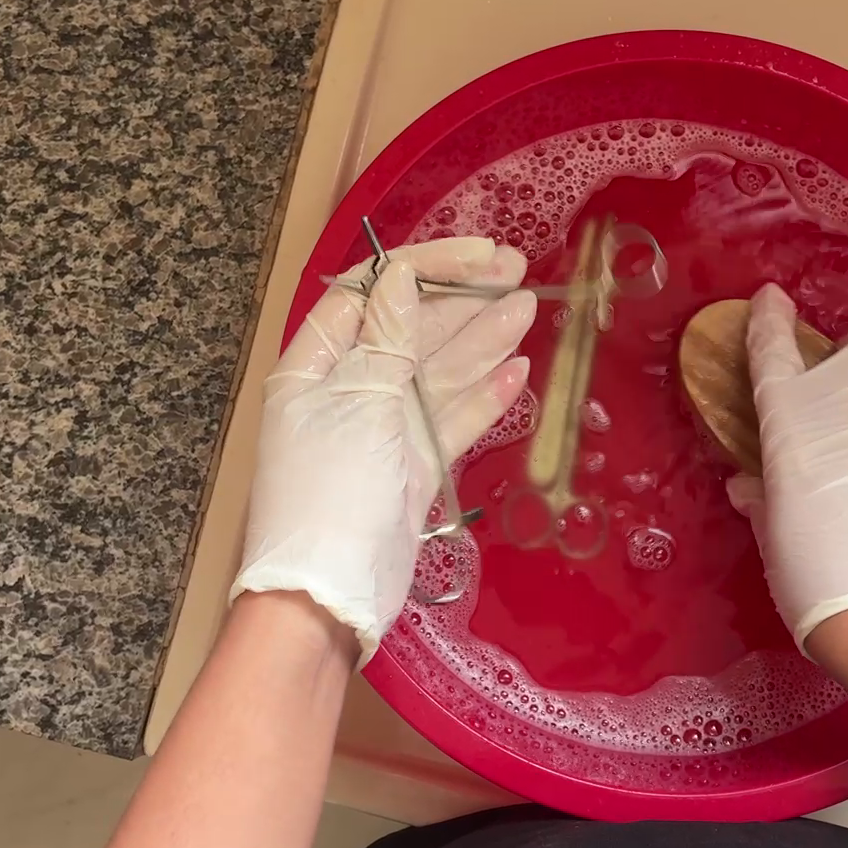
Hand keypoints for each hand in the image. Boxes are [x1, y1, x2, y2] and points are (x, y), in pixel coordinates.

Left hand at [233, 236, 535, 660]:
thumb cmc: (332, 488)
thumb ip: (388, 337)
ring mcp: (386, 425)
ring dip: (482, 339)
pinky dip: (484, 396)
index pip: (371, 293)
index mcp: (319, 363)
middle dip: (461, 298)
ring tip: (528, 307)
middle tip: (517, 270)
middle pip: (411, 327)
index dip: (423, 265)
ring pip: (439, 371)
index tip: (476, 253)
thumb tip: (401, 275)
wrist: (330, 594)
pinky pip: (453, 417)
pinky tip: (519, 370)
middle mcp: (351, 386)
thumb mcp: (359, 401)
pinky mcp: (416, 462)